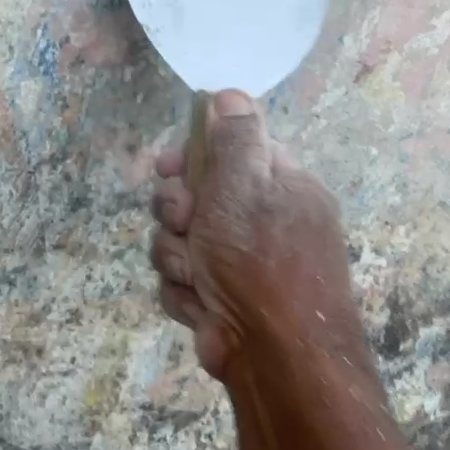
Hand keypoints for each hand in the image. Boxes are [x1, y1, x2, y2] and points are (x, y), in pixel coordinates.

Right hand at [147, 91, 374, 387]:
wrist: (275, 356)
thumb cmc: (260, 260)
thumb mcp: (245, 185)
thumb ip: (234, 137)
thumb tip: (229, 93)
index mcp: (280, 186)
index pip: (228, 150)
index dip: (191, 155)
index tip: (169, 167)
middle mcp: (262, 221)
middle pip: (192, 193)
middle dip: (175, 210)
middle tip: (186, 223)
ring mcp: (239, 262)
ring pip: (176, 237)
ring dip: (174, 253)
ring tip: (194, 273)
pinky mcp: (218, 298)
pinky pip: (177, 276)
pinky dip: (182, 289)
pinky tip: (200, 302)